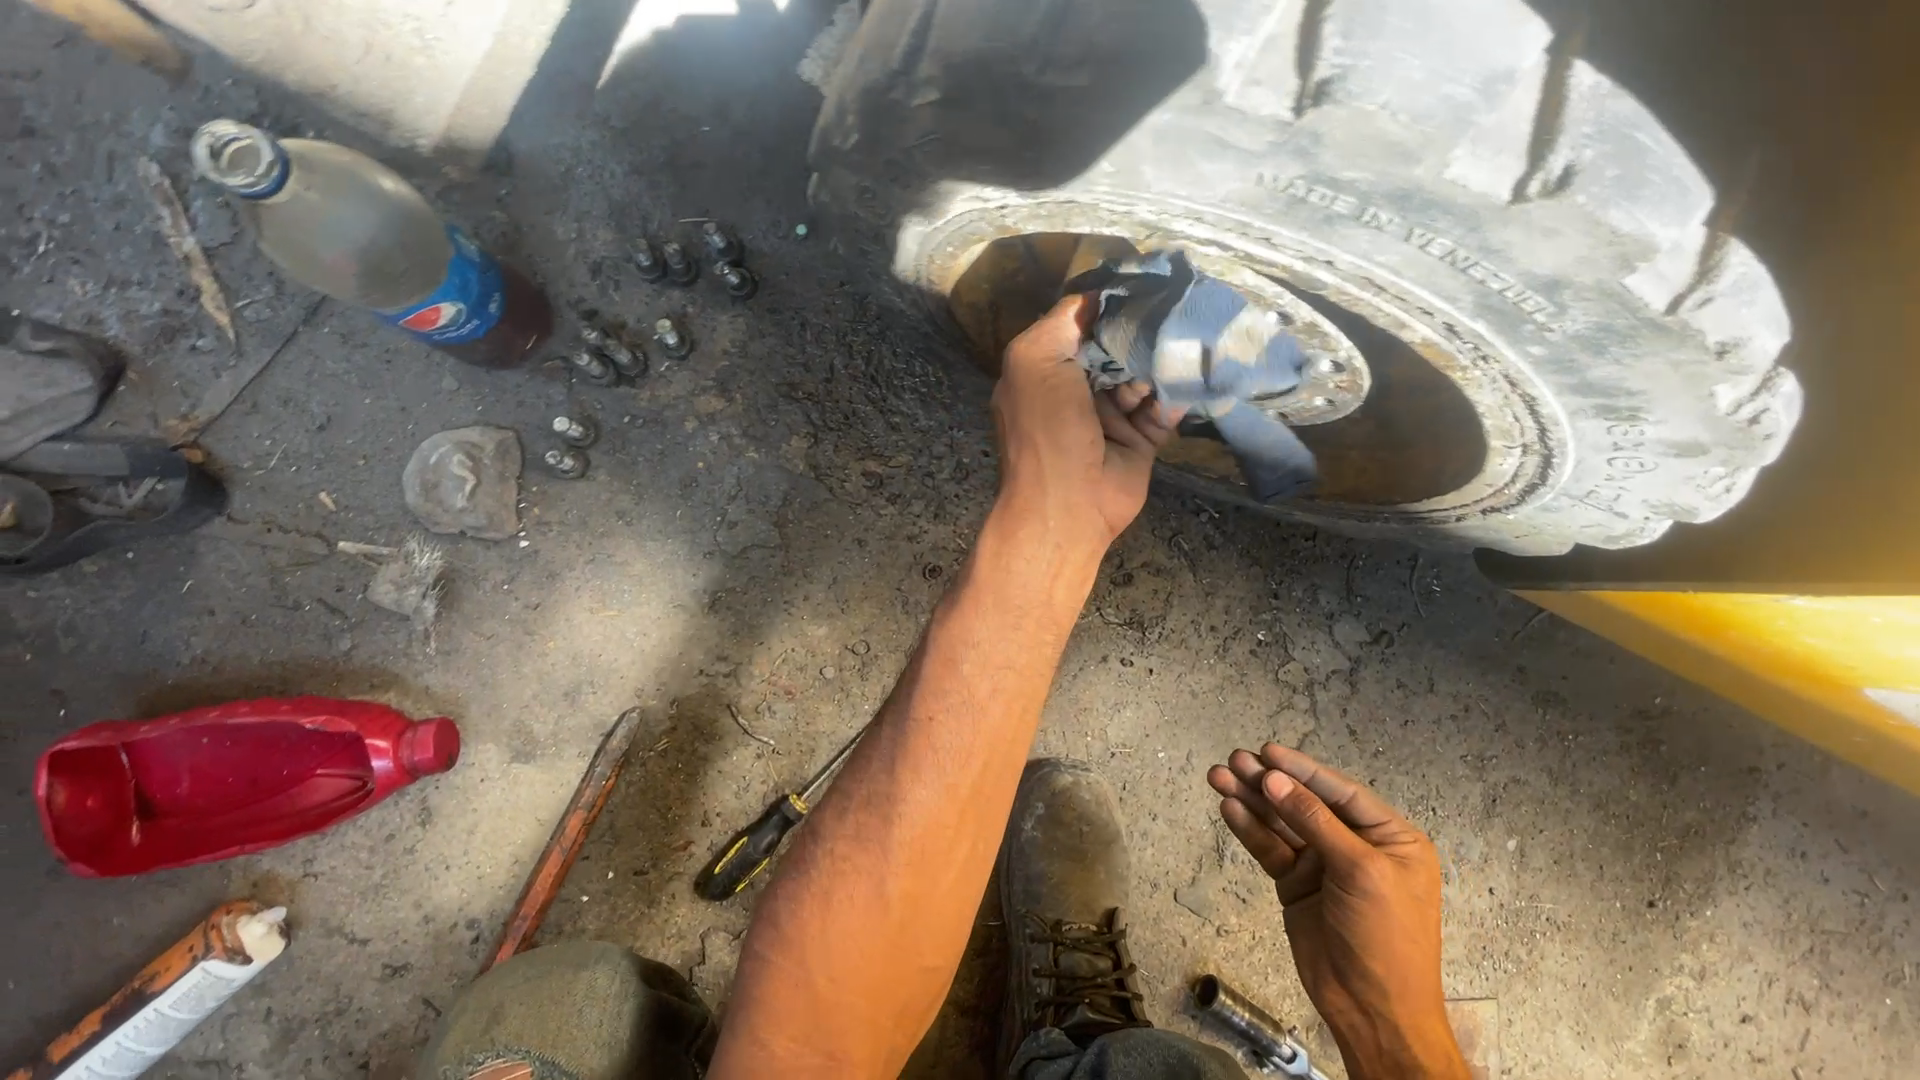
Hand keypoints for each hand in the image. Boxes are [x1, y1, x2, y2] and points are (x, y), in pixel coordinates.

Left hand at [990, 294, 1180, 550]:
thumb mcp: (1035, 358)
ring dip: (1160, 362)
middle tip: (1175, 309)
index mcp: (1045, 371)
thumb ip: (1063, 320)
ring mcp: (1109, 418)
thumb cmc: (1046, 427)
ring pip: (1143, 376)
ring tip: (1185, 343)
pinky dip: (1177, 394)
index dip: (1108, 308)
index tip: (1143, 285)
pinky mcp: (1139, 441)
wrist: (1067, 503)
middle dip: (1141, 333)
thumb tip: (1097, 295)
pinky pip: (1163, 409)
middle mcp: (1075, 391)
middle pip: (1116, 350)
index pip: (1080, 327)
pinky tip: (1195, 372)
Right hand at [1207, 744, 1468, 1079]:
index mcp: (1390, 838)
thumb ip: (1315, 821)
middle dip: (1269, 781)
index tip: (1267, 751)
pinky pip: (1270, 848)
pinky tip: (1228, 809)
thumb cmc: (1385, 936)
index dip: (1303, 770)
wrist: (1373, 1010)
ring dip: (1251, 800)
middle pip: (1305, 803)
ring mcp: (1323, 865)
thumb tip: (1275, 779)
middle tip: (1234, 760)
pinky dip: (1249, 829)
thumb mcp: (1359, 871)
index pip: (1340, 792)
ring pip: (1281, 822)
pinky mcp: (1296, 884)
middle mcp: (1356, 845)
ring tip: (1218, 775)